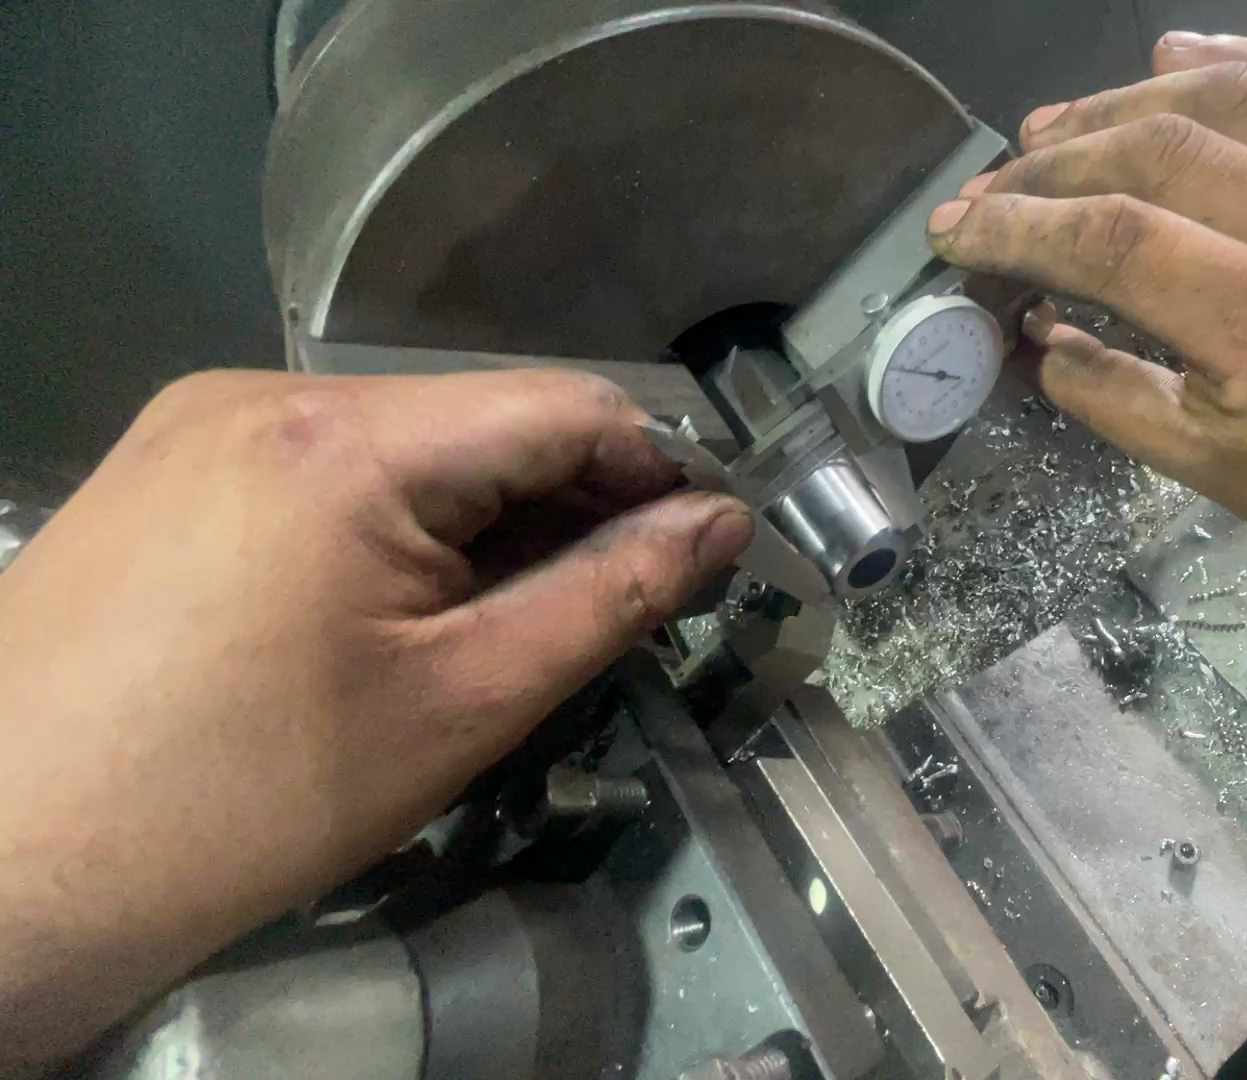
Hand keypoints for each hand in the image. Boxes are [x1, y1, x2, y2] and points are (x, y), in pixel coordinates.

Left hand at [0, 370, 751, 1063]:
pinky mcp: (195, 469)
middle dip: (592, 499)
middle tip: (630, 590)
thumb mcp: (479, 693)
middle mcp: (278, 396)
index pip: (572, 408)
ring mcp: (221, 426)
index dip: (660, 468)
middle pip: (507, 419)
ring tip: (544, 603)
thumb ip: (620, 590)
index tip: (701, 543)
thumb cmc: (253, 798)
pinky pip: (373, 467)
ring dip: (522, 514)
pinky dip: (445, 521)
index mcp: (348, 443)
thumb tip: (723, 523)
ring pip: (446, 443)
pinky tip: (453, 594)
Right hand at [928, 35, 1246, 584]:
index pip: (1118, 242)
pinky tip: (1170, 62)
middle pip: (1161, 155)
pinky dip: (1234, 61)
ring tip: (1045, 128)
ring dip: (1119, 107)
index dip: (1020, 229)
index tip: (955, 230)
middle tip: (988, 189)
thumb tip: (1030, 330)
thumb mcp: (1199, 464)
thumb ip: (1102, 391)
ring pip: (1229, 102)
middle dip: (1052, 166)